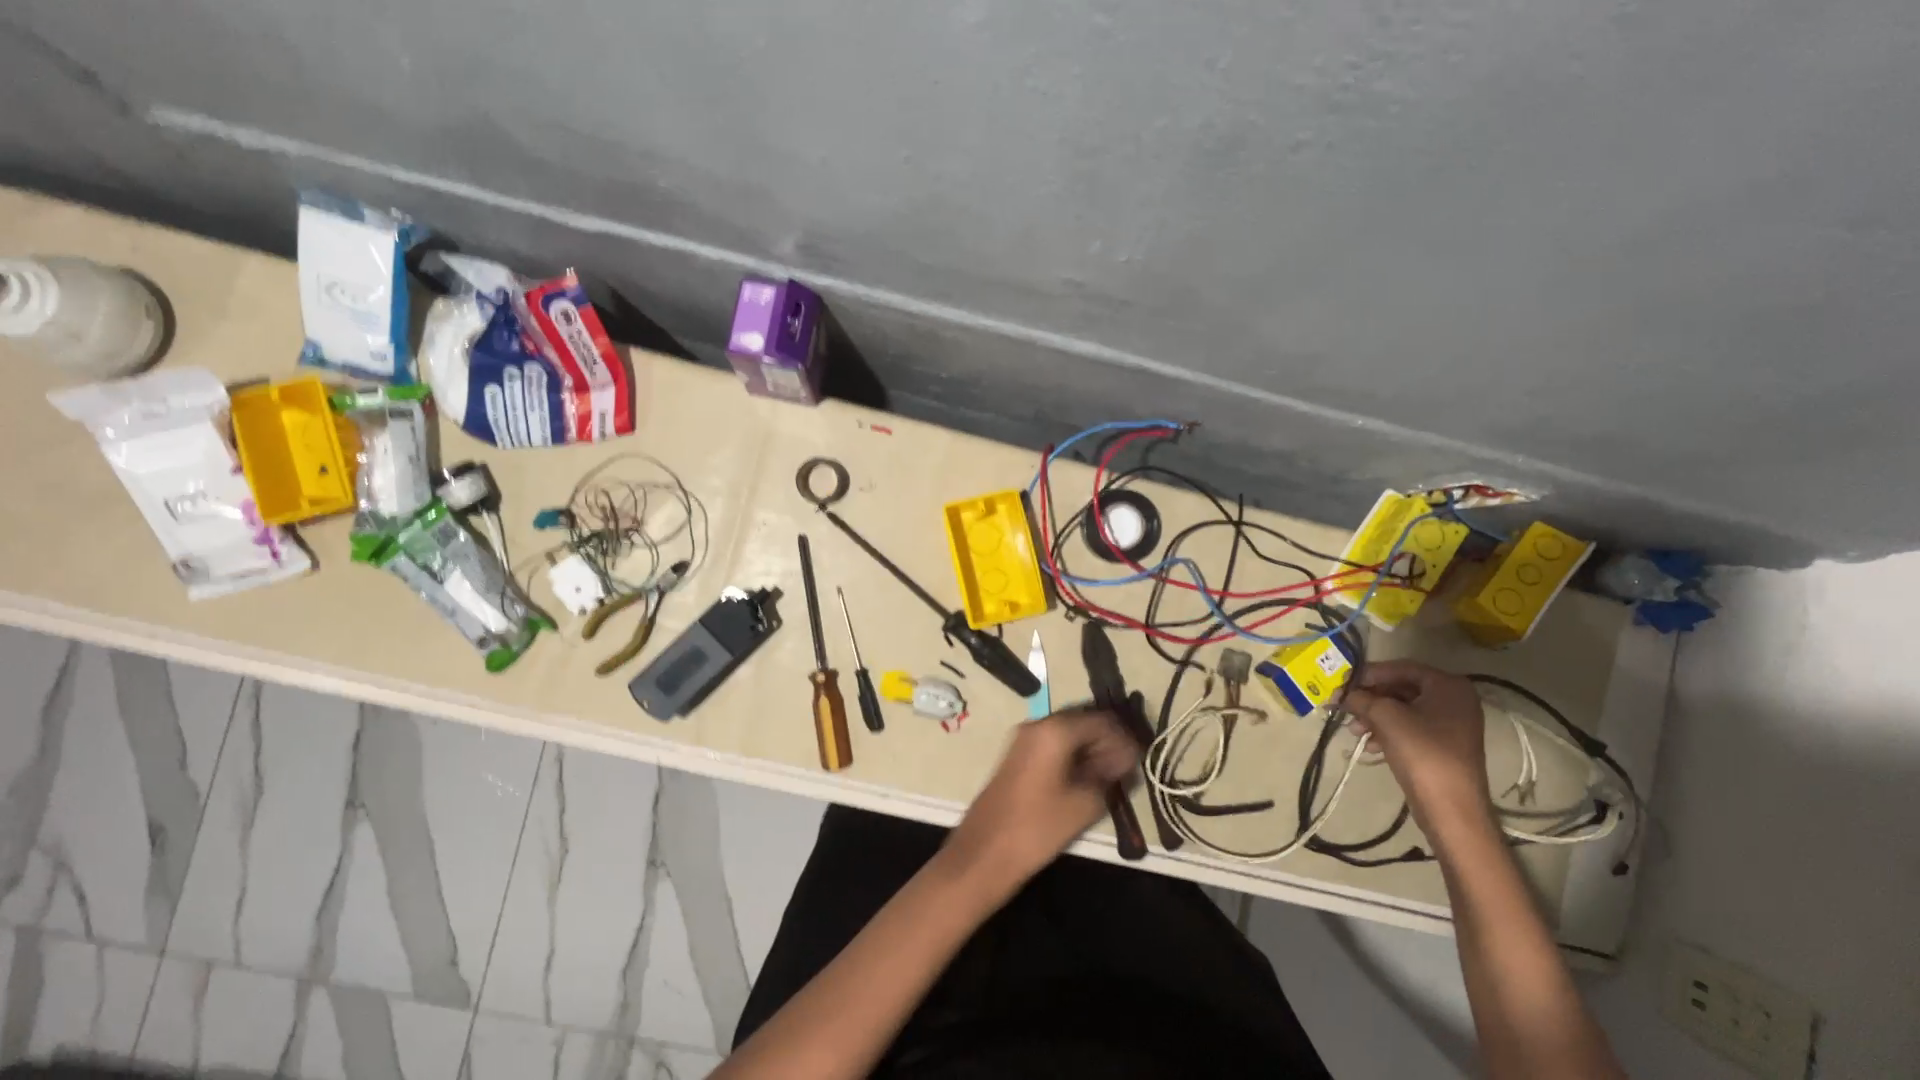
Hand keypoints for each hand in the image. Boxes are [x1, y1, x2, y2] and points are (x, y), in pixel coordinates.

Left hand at [942, 709, 1140, 896]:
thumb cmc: (1036, 828)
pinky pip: (1054, 748)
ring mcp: (1023, 740)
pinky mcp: (1017, 758)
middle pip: (1084, 723)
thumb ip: (1109, 776)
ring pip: (1069, 736)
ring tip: (1111, 779)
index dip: (1125, 739)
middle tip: (1128, 771)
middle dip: (1109, 743)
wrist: (983, 854)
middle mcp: (1037, 725)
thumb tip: (1123, 762)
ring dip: (1092, 752)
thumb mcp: (1084, 804)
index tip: (1140, 762)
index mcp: (1054, 730)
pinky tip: (1087, 781)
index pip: (1103, 721)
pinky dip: (1073, 759)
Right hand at [1343, 660, 1491, 830]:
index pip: (1402, 668)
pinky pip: (1411, 729)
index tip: (1343, 683)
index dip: (1369, 673)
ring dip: (1375, 717)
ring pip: (1404, 710)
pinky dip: (1388, 732)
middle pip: (1402, 689)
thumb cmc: (1422, 752)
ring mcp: (1452, 724)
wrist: (1451, 807)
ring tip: (1355, 732)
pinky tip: (1371, 746)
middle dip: (1371, 699)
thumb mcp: (1386, 718)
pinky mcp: (1444, 745)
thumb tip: (1341, 694)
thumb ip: (1362, 699)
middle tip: (1345, 708)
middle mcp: (1454, 700)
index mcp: (1449, 685)